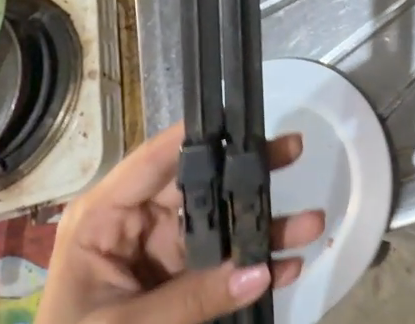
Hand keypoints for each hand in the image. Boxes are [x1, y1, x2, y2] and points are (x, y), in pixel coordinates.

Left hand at [35, 123, 324, 323]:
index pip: (154, 161)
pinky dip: (255, 265)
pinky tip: (289, 265)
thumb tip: (261, 269)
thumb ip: (191, 298)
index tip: (240, 117)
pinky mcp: (178, 282)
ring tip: (311, 221)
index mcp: (102, 217)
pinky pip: (223, 265)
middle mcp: (133, 223)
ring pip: (219, 224)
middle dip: (247, 174)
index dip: (197, 137)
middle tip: (292, 151)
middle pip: (197, 185)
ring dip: (264, 224)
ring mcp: (159, 253)